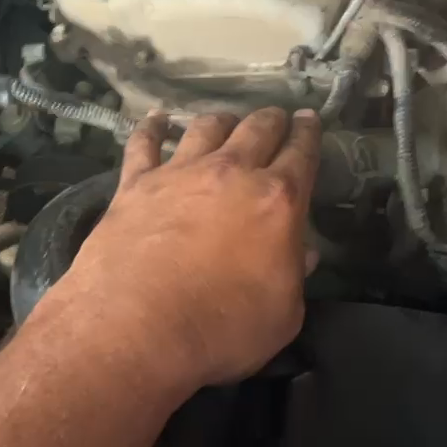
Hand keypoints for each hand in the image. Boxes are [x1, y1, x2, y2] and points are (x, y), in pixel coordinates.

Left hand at [30, 108, 321, 389]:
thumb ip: (294, 276)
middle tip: (275, 118)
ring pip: (206, 127)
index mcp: (278, 200)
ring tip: (225, 121)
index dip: (309, 134)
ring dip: (221, 120)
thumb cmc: (222, 328)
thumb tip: (301, 252)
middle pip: (257, 129)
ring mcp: (180, 172)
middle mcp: (232, 172)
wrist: (138, 324)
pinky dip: (151, 127)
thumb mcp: (283, 314)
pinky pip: (144, 143)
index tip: (309, 119)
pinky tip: (155, 119)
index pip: (301, 154)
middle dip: (271, 120)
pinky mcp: (136, 182)